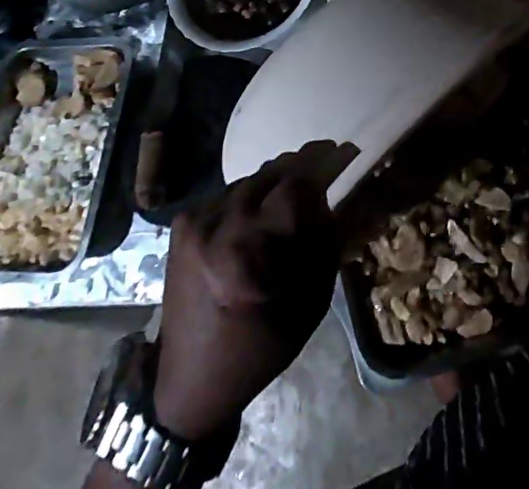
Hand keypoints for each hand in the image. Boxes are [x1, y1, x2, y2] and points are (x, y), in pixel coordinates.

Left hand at [152, 140, 359, 442]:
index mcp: (254, 247)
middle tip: (325, 166)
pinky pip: (229, 193)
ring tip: (294, 193)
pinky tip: (259, 214)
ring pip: (251, 179)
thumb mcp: (312, 296)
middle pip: (274, 172)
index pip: (298, 181)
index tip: (345, 152)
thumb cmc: (263, 342)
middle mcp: (222, 224)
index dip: (325, 161)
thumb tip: (332, 192)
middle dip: (303, 167)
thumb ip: (325, 236)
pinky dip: (250, 196)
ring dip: (276, 180)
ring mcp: (198, 220)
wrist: (194, 376)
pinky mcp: (183, 223)